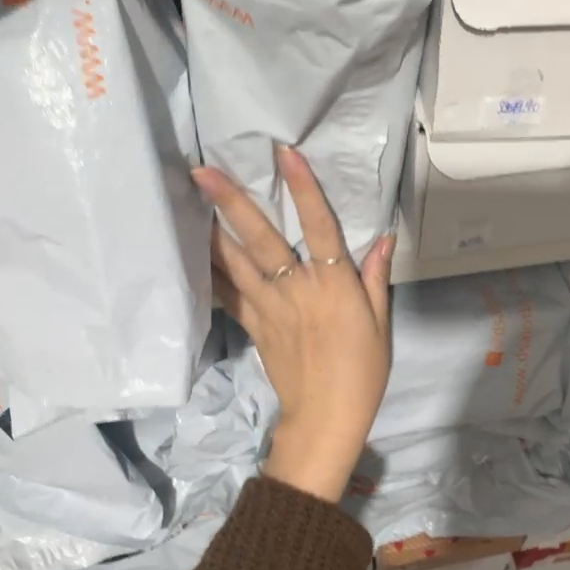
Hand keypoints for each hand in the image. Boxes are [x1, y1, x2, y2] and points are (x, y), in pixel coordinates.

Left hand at [193, 146, 394, 502]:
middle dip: (232, 202)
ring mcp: (269, 307)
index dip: (304, 188)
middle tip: (202, 170)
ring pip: (235, 262)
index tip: (285, 153)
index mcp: (333, 286)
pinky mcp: (254, 326)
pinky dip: (211, 271)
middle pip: (261, 238)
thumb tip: (383, 238)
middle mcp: (296, 289)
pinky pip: (229, 293)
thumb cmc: (363, 371)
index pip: (320, 226)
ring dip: (211, 229)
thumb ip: (376, 279)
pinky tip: (193, 252)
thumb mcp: (381, 324)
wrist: (326, 416)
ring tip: (186, 200)